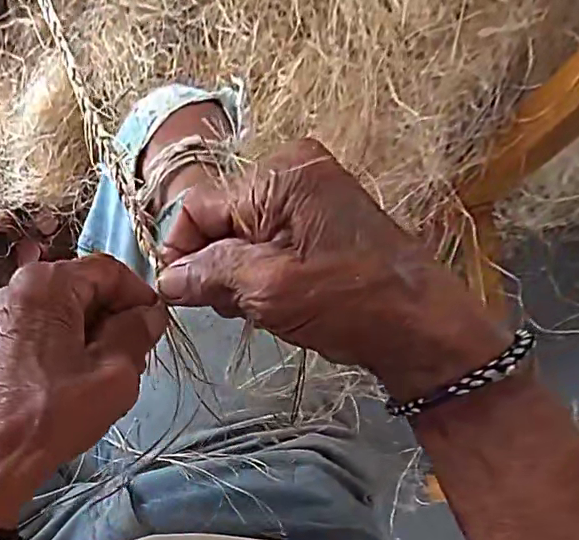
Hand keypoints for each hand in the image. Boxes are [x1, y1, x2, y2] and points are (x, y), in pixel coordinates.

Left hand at [0, 256, 167, 528]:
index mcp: (47, 284)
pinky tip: (85, 374)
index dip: (138, 295)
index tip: (154, 323)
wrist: (7, 452)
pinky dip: (73, 342)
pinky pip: (50, 326)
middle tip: (135, 354)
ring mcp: (9, 314)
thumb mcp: (116, 370)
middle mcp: (21, 288)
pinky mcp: (6, 338)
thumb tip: (150, 314)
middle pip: (86, 287)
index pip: (108, 270)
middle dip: (116, 317)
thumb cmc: (56, 414)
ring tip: (110, 371)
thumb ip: (138, 331)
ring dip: (96, 333)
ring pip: (69, 308)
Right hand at [155, 139, 509, 402]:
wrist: (413, 324)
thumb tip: (164, 280)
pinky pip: (253, 252)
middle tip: (235, 304)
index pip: (196, 207)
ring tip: (259, 305)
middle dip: (209, 269)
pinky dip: (249, 282)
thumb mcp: (269, 287)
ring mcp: (299, 202)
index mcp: (280, 176)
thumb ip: (211, 274)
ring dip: (229, 281)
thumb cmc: (348, 301)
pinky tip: (268, 302)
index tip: (182, 296)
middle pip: (212, 224)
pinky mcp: (306, 229)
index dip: (180, 253)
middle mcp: (287, 176)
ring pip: (229, 243)